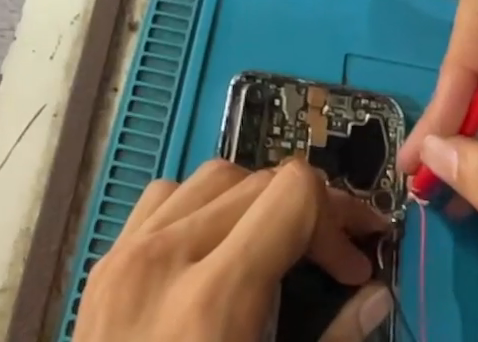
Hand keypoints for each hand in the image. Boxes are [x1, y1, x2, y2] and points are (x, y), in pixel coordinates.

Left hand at [74, 159, 394, 341]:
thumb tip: (373, 294)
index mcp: (213, 299)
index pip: (293, 194)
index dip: (338, 220)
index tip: (354, 266)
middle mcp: (166, 257)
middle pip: (259, 182)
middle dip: (308, 213)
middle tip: (333, 258)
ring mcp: (127, 255)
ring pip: (211, 178)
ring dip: (255, 200)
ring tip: (277, 244)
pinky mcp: (104, 265)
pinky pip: (164, 198)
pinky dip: (200, 205)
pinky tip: (214, 243)